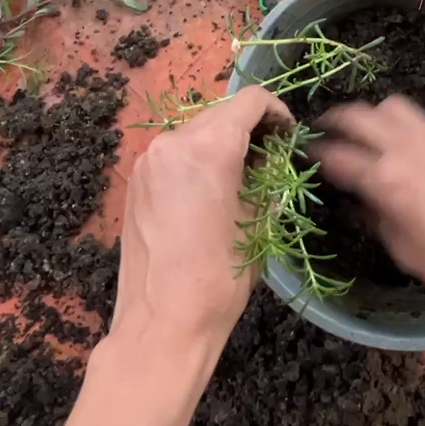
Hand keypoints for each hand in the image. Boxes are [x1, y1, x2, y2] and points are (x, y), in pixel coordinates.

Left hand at [111, 85, 291, 352]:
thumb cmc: (220, 277)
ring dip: (223, 140)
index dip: (276, 111)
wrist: (161, 325)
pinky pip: (176, 151)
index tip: (288, 135)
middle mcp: (173, 141)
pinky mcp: (136, 178)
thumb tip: (269, 152)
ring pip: (197, 129)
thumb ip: (266, 173)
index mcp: (208, 147)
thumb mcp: (258, 218)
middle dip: (250, 127)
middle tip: (271, 157)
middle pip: (222, 112)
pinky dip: (197, 157)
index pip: (250, 100)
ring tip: (242, 175)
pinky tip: (210, 188)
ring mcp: (149, 159)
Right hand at [311, 95, 424, 311]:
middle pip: (358, 115)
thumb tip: (365, 199)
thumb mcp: (406, 252)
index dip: (316, 154)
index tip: (307, 154)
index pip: (337, 156)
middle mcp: (407, 146)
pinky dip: (408, 129)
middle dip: (335, 119)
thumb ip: (377, 218)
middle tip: (325, 129)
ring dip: (372, 115)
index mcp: (387, 179)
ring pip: (392, 106)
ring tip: (368, 132)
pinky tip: (415, 152)